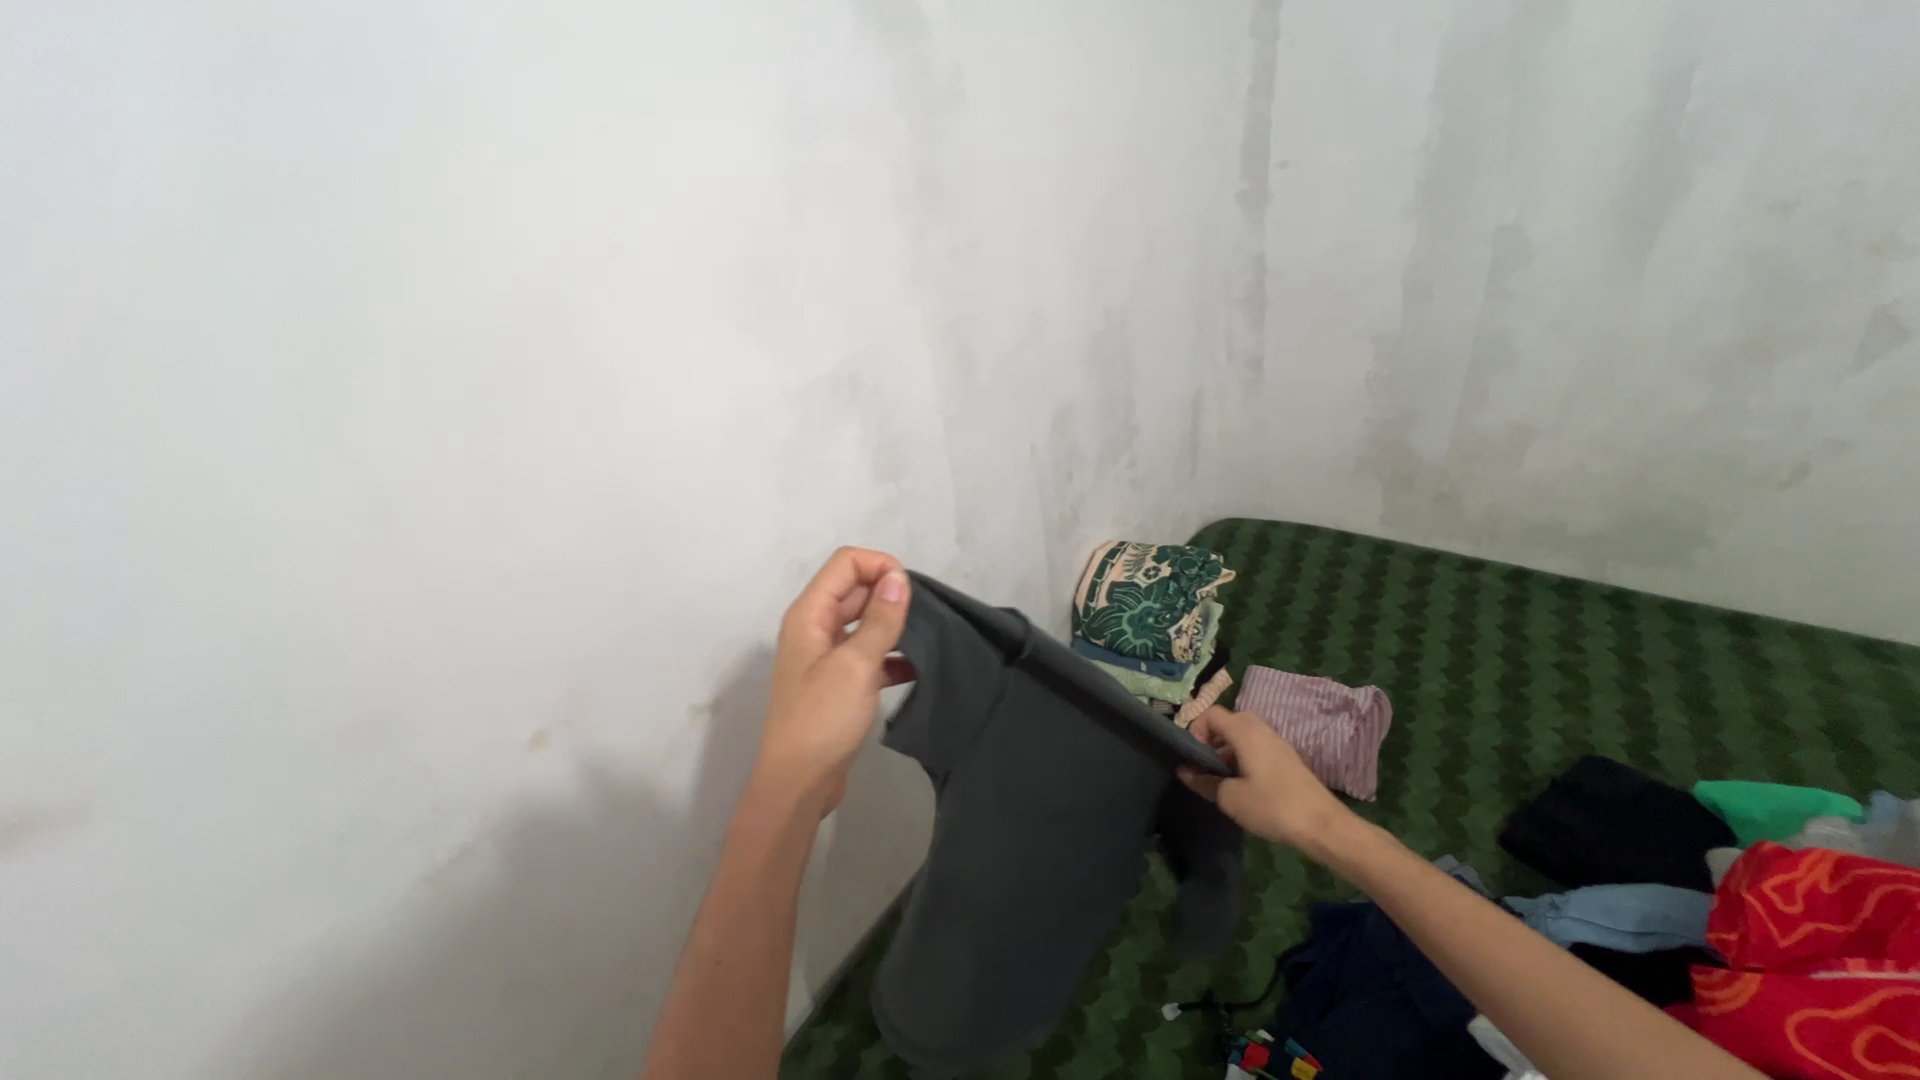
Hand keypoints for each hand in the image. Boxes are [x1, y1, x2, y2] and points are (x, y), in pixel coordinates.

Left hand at [756, 547, 913, 816]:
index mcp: (809, 614)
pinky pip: (867, 654)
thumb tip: (898, 578)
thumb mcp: (856, 664)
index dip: (880, 565)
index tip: (911, 591)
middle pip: (854, 589)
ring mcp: (825, 656)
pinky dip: (890, 655)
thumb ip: (880, 619)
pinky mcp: (838, 682)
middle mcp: (814, 628)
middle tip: (923, 615)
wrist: (799, 782)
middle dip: (888, 592)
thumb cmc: (823, 718)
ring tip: (924, 638)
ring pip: (863, 622)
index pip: (846, 563)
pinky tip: (914, 668)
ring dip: (892, 623)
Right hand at [1176, 706, 1357, 855]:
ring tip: (1223, 779)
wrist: (1324, 826)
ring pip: (1245, 735)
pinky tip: (1246, 785)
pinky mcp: (1289, 759)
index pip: (1211, 714)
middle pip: (1229, 721)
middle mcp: (1262, 730)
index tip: (1194, 758)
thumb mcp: (1230, 798)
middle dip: (1212, 739)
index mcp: (1245, 732)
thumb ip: (1204, 781)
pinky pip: (1259, 747)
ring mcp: (1278, 743)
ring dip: (1228, 750)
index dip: (1196, 731)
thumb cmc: (1272, 806)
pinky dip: (1245, 757)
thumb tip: (1185, 771)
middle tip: (1206, 766)